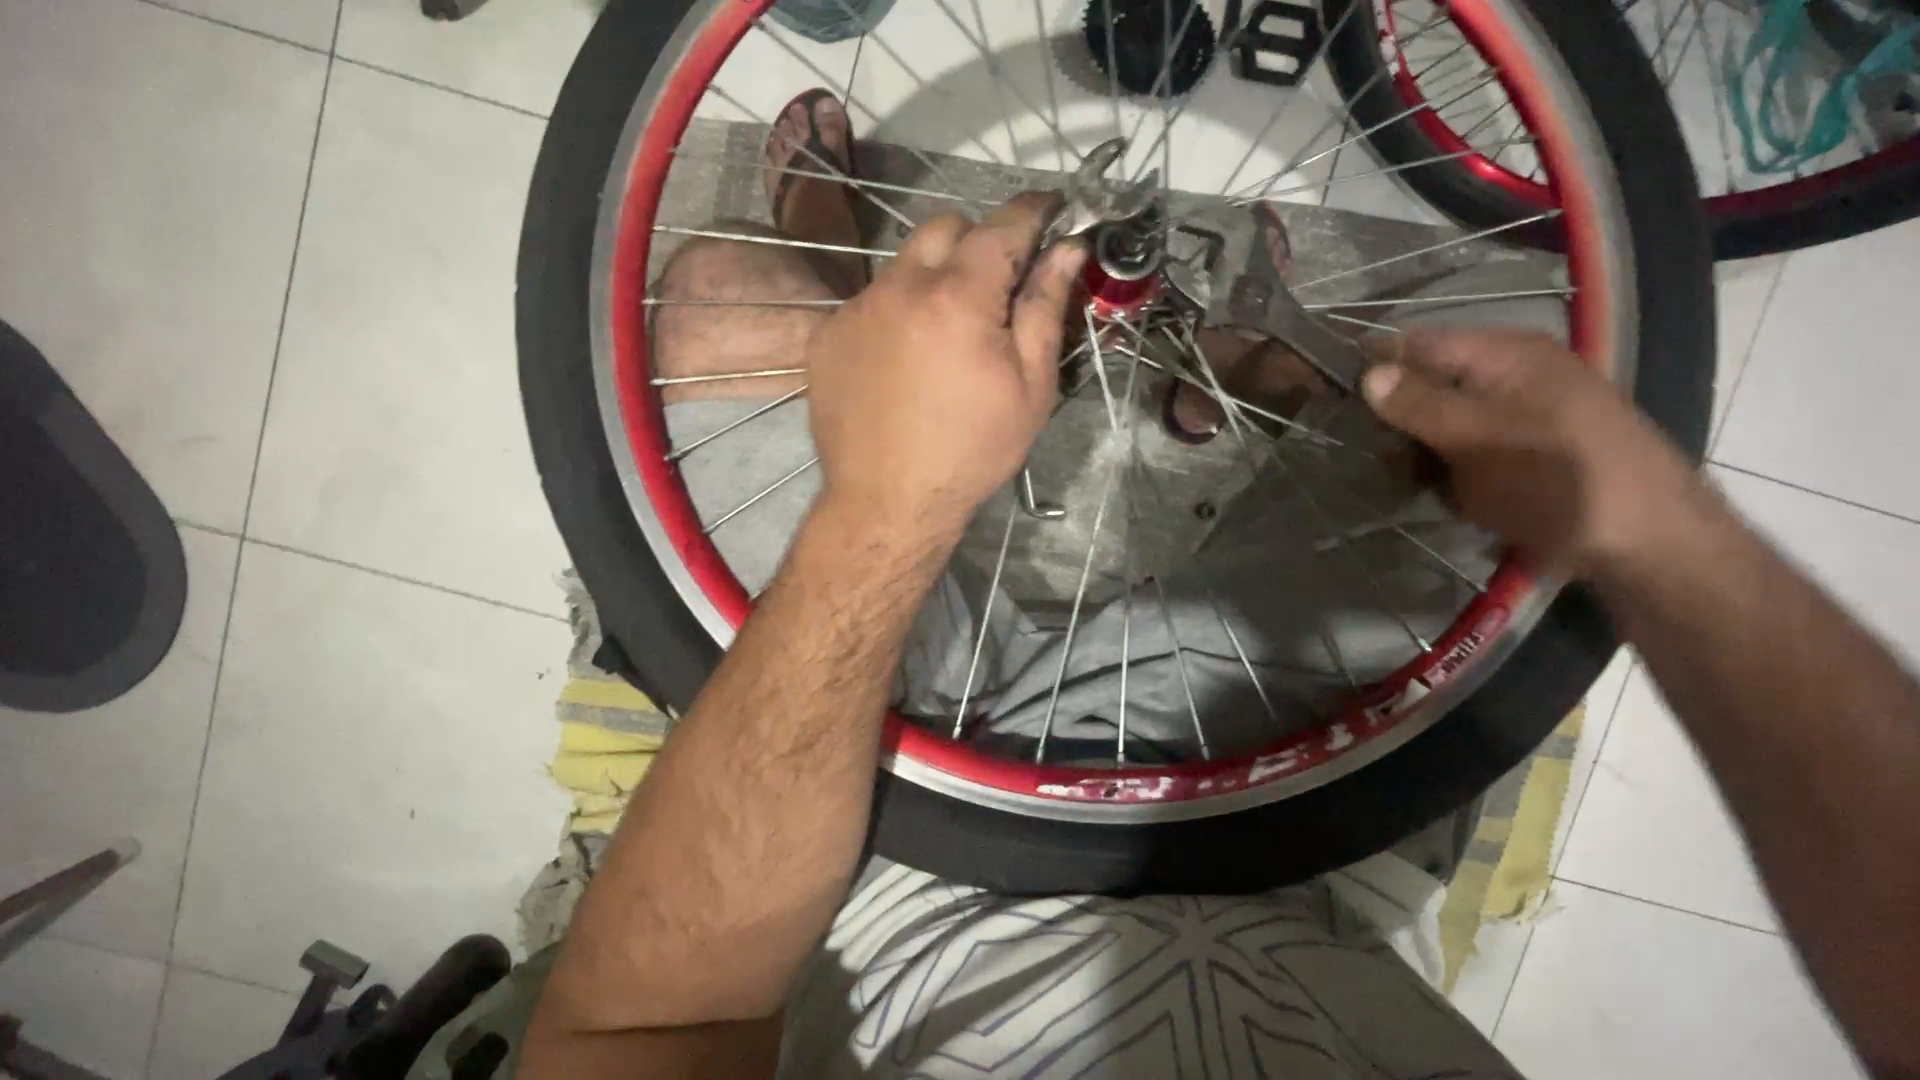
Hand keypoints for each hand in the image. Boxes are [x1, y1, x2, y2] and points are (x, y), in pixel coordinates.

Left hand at [802, 191, 1087, 545]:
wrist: (887, 502)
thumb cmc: (972, 452)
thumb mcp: (1029, 386)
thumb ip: (1046, 306)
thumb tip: (1067, 248)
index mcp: (958, 297)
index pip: (1002, 223)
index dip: (1033, 210)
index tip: (1051, 211)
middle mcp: (899, 287)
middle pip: (945, 227)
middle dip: (977, 241)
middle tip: (993, 287)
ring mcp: (856, 308)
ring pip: (903, 264)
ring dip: (931, 280)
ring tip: (943, 336)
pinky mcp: (826, 334)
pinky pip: (869, 301)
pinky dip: (894, 314)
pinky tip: (901, 363)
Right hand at [1362, 328, 1707, 577]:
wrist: (1643, 541)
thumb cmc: (1556, 477)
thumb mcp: (1478, 436)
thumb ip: (1419, 403)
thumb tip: (1366, 373)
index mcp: (1505, 355)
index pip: (1417, 344)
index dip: (1373, 366)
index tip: (1331, 398)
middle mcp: (1510, 378)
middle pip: (1425, 385)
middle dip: (1396, 421)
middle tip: (1384, 458)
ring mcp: (1517, 419)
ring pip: (1439, 426)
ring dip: (1420, 455)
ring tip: (1420, 485)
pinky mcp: (1521, 457)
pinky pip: (1464, 455)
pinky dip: (1448, 476)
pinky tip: (1451, 498)